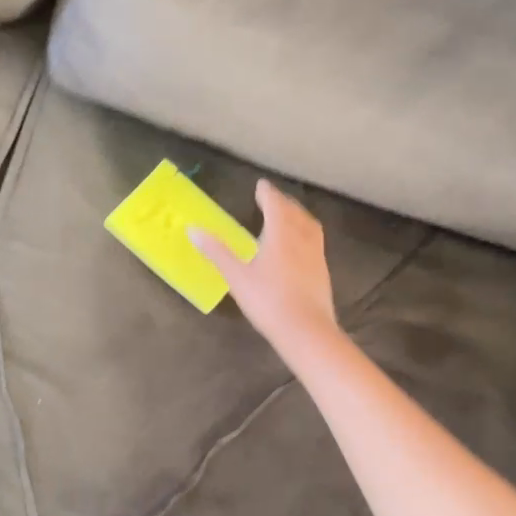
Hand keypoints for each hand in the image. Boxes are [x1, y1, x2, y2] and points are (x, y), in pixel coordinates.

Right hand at [191, 179, 337, 345]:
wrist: (306, 330)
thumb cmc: (267, 300)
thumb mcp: (236, 277)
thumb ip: (216, 252)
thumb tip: (193, 230)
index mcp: (281, 233)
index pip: (275, 205)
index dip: (267, 193)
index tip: (261, 185)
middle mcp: (302, 238)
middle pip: (294, 212)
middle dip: (282, 202)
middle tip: (272, 198)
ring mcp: (316, 254)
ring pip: (309, 225)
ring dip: (297, 215)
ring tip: (288, 216)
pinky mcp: (322, 271)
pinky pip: (315, 241)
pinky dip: (305, 232)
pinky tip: (299, 245)